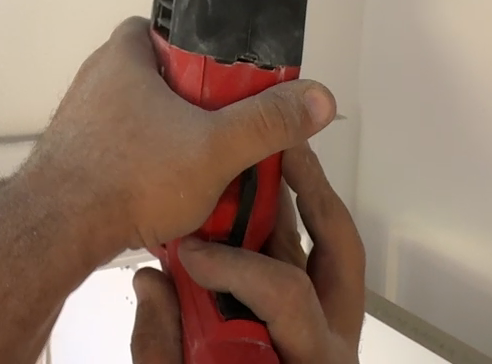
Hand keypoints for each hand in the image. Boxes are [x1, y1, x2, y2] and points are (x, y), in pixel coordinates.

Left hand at [22, 17, 336, 259]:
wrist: (58, 229)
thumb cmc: (126, 176)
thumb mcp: (215, 147)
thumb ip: (267, 123)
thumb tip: (316, 97)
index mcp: (124, 53)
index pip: (166, 29)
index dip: (199, 49)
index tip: (227, 77)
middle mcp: (98, 77)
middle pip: (159, 75)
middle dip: (192, 102)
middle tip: (223, 128)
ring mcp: (83, 116)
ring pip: (141, 116)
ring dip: (170, 137)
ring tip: (201, 166)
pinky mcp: (76, 152)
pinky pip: (122, 147)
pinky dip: (146, 164)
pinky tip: (165, 192)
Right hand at [130, 142, 364, 362]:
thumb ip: (161, 351)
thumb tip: (151, 281)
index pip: (286, 295)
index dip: (237, 265)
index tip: (189, 254)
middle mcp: (327, 343)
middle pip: (340, 255)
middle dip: (311, 195)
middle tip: (277, 148)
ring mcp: (322, 328)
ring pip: (331, 248)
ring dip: (304, 192)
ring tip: (272, 147)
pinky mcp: (306, 319)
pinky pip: (307, 256)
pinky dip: (286, 217)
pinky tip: (252, 194)